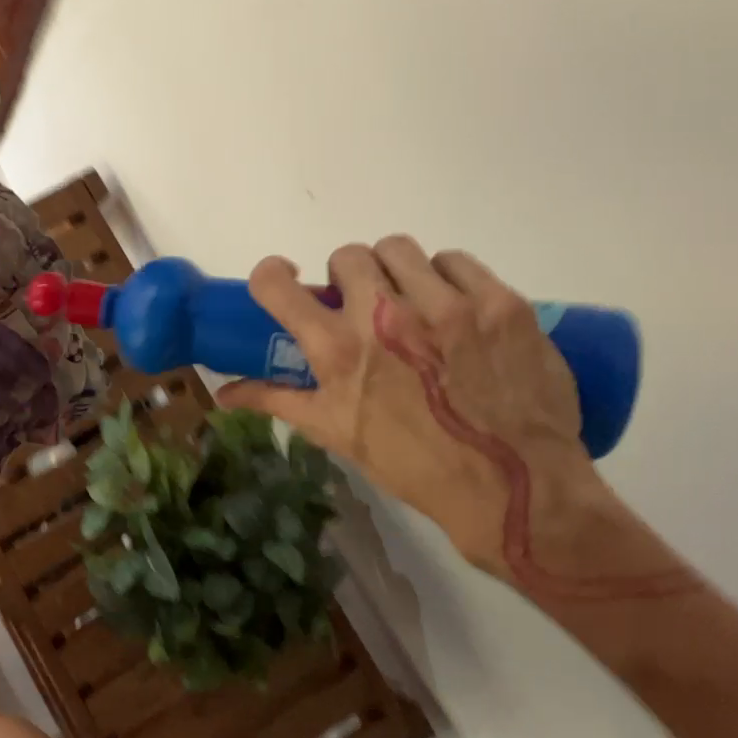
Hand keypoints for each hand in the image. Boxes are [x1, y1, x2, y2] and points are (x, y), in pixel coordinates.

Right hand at [214, 236, 599, 580]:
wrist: (513, 487)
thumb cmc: (410, 463)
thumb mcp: (334, 432)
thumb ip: (275, 399)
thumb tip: (223, 393)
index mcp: (338, 350)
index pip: (277, 284)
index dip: (272, 275)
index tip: (285, 283)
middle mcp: (386, 317)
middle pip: (347, 255)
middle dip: (345, 275)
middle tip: (359, 304)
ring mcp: (448, 306)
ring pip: (401, 250)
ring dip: (395, 270)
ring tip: (410, 302)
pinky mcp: (501, 304)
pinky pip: (458, 261)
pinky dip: (446, 277)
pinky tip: (452, 308)